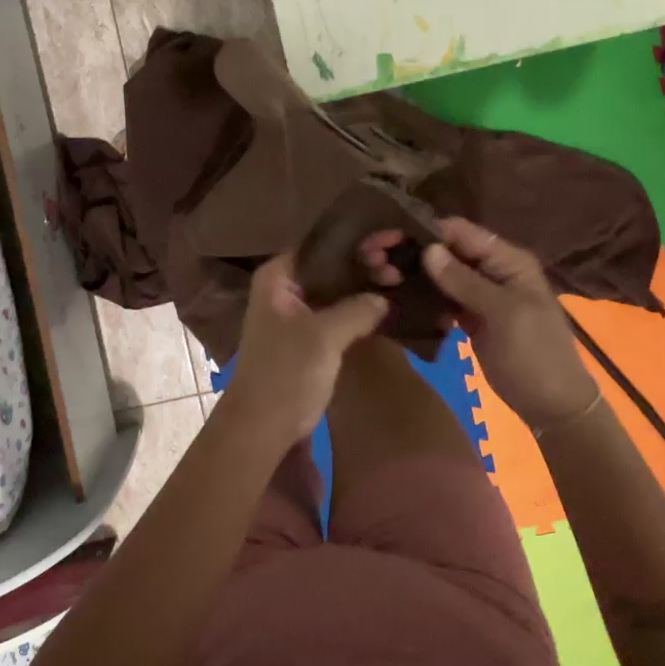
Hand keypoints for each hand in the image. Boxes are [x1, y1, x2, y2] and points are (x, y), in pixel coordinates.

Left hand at [225, 254, 388, 444]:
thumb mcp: (324, 336)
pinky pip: (338, 313)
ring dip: (364, 286)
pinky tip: (388, 307)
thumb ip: (356, 309)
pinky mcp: (308, 338)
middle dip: (364, 262)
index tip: (390, 238)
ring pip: (336, 289)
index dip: (355, 240)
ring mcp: (295, 314)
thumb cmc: (286, 373)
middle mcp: (284, 288)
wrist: (263, 427)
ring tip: (401, 280)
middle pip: (329, 265)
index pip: (320, 243)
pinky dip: (359, 310)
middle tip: (400, 262)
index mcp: (277, 276)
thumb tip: (384, 298)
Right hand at [366, 217, 597, 425]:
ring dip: (413, 274)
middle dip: (412, 252)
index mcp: (508, 260)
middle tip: (375, 262)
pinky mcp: (469, 317)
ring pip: (440, 273)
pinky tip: (395, 297)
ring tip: (379, 277)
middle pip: (446, 249)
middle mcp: (492, 269)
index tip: (388, 240)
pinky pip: (442, 297)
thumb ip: (465, 281)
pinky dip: (422, 296)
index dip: (425, 232)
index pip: (460, 232)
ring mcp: (480, 294)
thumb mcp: (503, 314)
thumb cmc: (535, 354)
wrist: (553, 406)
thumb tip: (428, 249)